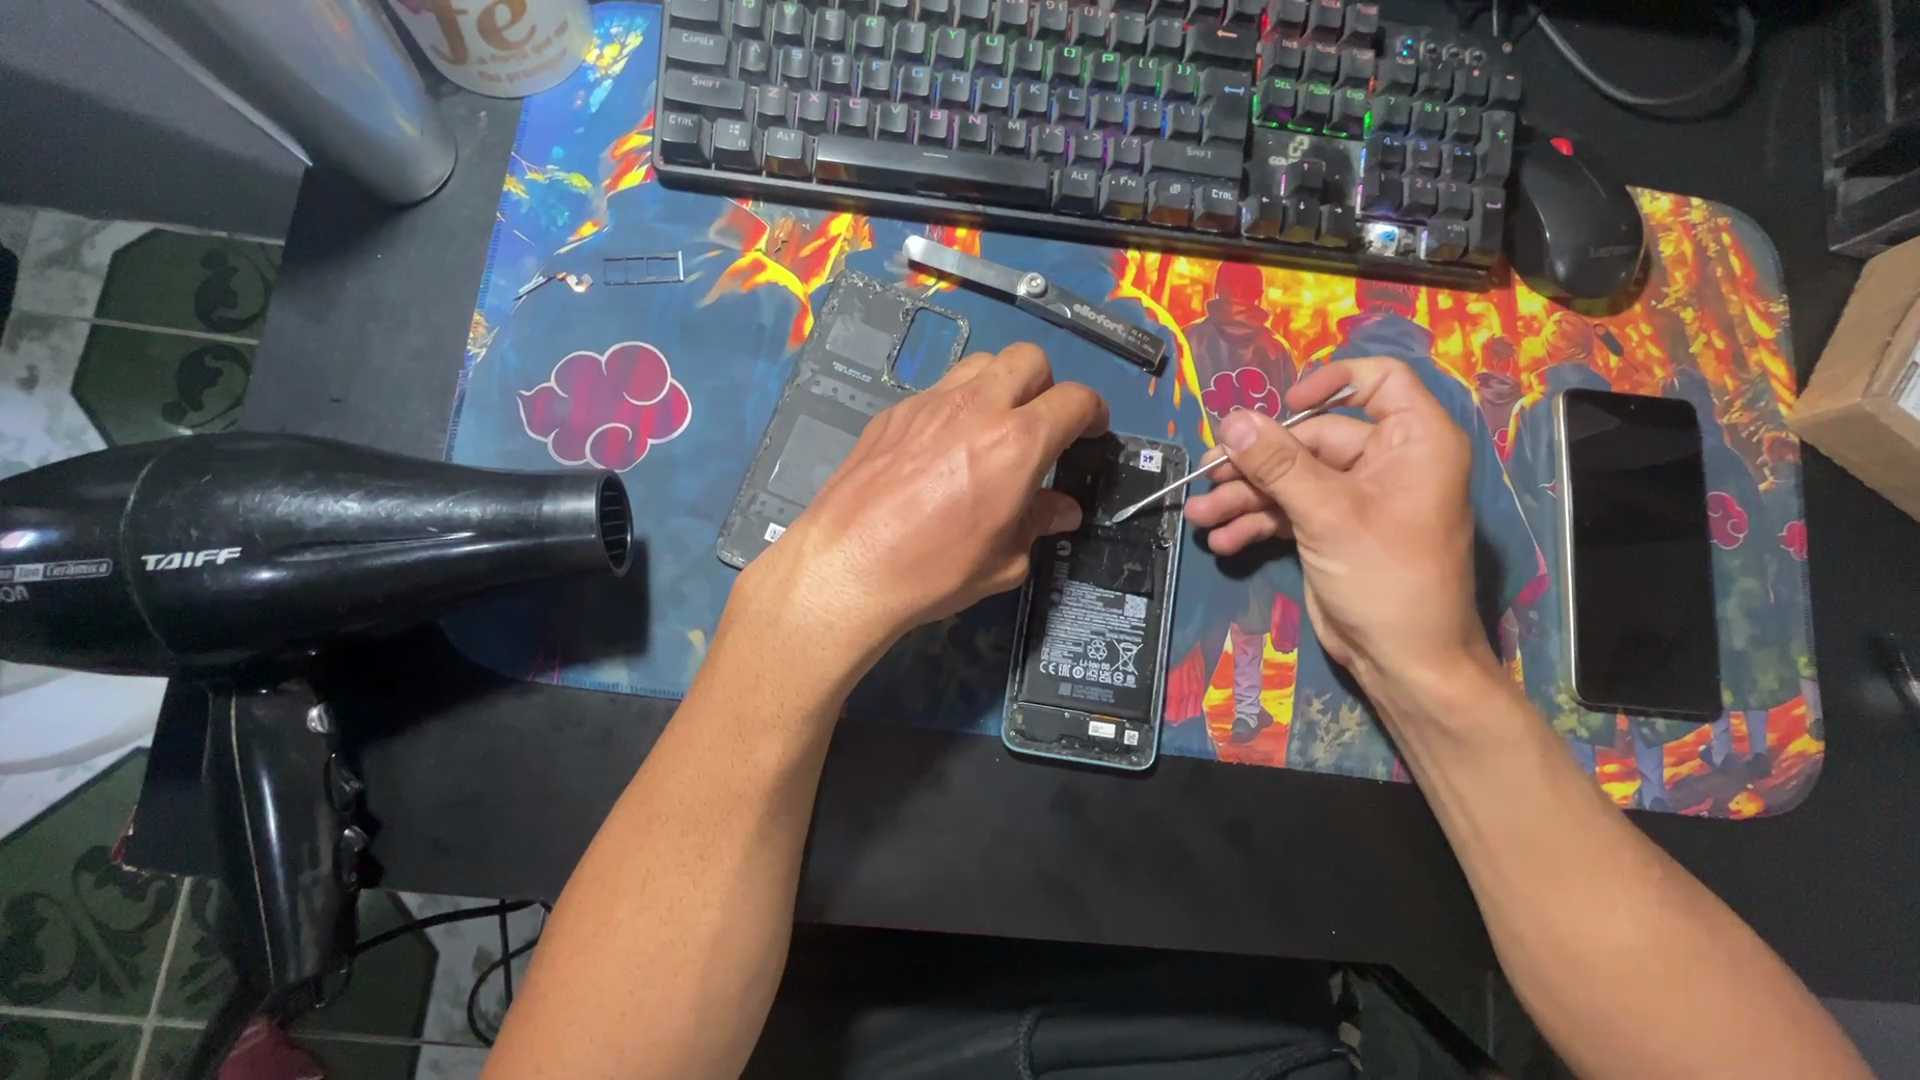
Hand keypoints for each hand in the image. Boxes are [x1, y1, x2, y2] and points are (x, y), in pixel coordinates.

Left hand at [742, 343, 1107, 655]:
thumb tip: (1061, 509)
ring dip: (999, 385)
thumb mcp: (1004, 561)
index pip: (1074, 399)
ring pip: (981, 363)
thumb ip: (1038, 523)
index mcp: (1017, 442)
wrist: (847, 568)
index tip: (1091, 432)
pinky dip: (955, 406)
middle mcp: (976, 407)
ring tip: (992, 427)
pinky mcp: (893, 412)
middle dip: (1046, 385)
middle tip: (1040, 426)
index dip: (1093, 412)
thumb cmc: (934, 572)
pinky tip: (942, 448)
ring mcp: (929, 403)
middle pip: (1029, 359)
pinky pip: (938, 390)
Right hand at [1184, 358, 1491, 691]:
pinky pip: (1286, 512)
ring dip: (1244, 498)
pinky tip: (1222, 540)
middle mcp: (1385, 462)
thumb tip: (1231, 420)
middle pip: (1310, 439)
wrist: (1403, 659)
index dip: (1329, 384)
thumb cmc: (1386, 576)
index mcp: (1412, 441)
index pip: (1377, 382)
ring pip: (1289, 479)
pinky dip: (1255, 524)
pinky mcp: (1329, 530)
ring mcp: (1354, 498)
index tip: (1283, 405)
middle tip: (1208, 474)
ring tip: (1200, 514)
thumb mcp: (1328, 514)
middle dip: (1256, 462)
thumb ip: (1276, 463)